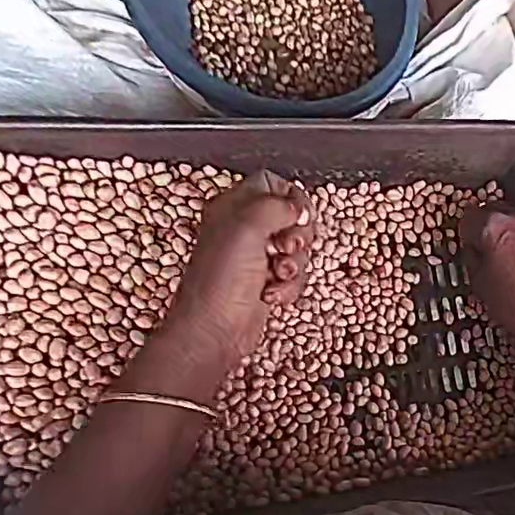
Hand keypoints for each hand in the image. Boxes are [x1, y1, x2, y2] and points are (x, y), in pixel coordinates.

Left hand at [163, 170, 312, 362]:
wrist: (215, 330)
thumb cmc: (221, 281)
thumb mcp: (246, 228)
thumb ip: (275, 206)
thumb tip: (297, 206)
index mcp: (233, 208)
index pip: (272, 185)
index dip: (291, 198)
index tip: (297, 216)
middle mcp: (245, 230)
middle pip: (292, 218)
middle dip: (299, 235)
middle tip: (286, 247)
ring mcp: (257, 258)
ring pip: (297, 250)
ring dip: (295, 265)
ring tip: (278, 276)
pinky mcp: (267, 283)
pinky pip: (294, 277)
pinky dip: (290, 287)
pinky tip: (273, 295)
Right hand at [460, 203, 514, 367]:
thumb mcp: (477, 281)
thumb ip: (471, 257)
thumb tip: (473, 251)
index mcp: (491, 226)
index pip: (468, 218)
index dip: (465, 234)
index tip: (466, 242)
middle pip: (492, 212)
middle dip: (485, 228)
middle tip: (482, 250)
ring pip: (512, 220)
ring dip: (505, 233)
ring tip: (502, 259)